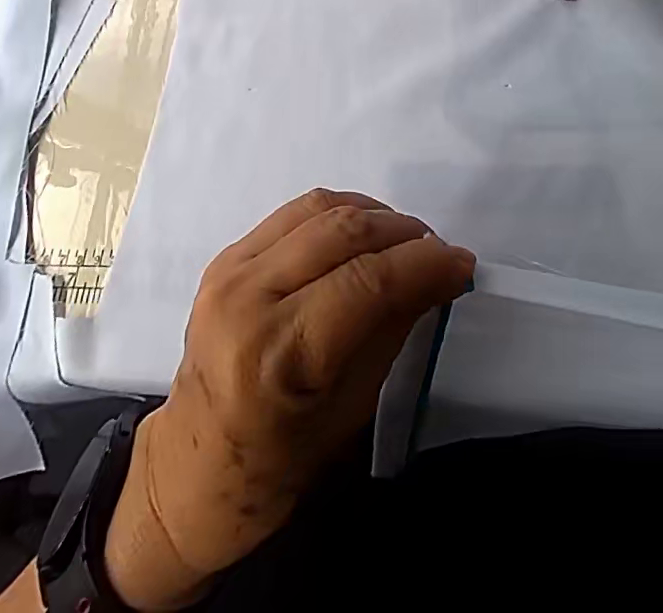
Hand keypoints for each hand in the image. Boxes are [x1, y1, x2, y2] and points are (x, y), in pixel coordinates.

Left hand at [102, 190, 474, 608]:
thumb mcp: (354, 402)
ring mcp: (228, 271)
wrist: (201, 454)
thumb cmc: (284, 453)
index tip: (461, 262)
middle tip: (436, 250)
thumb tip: (440, 272)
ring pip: (313, 209)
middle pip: (340, 232)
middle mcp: (248, 297)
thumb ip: (394, 326)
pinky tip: (356, 236)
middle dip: (401, 232)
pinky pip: (287, 217)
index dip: (423, 264)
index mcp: (281, 350)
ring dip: (368, 214)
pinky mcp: (222, 259)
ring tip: (401, 239)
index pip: (367, 281)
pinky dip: (331, 216)